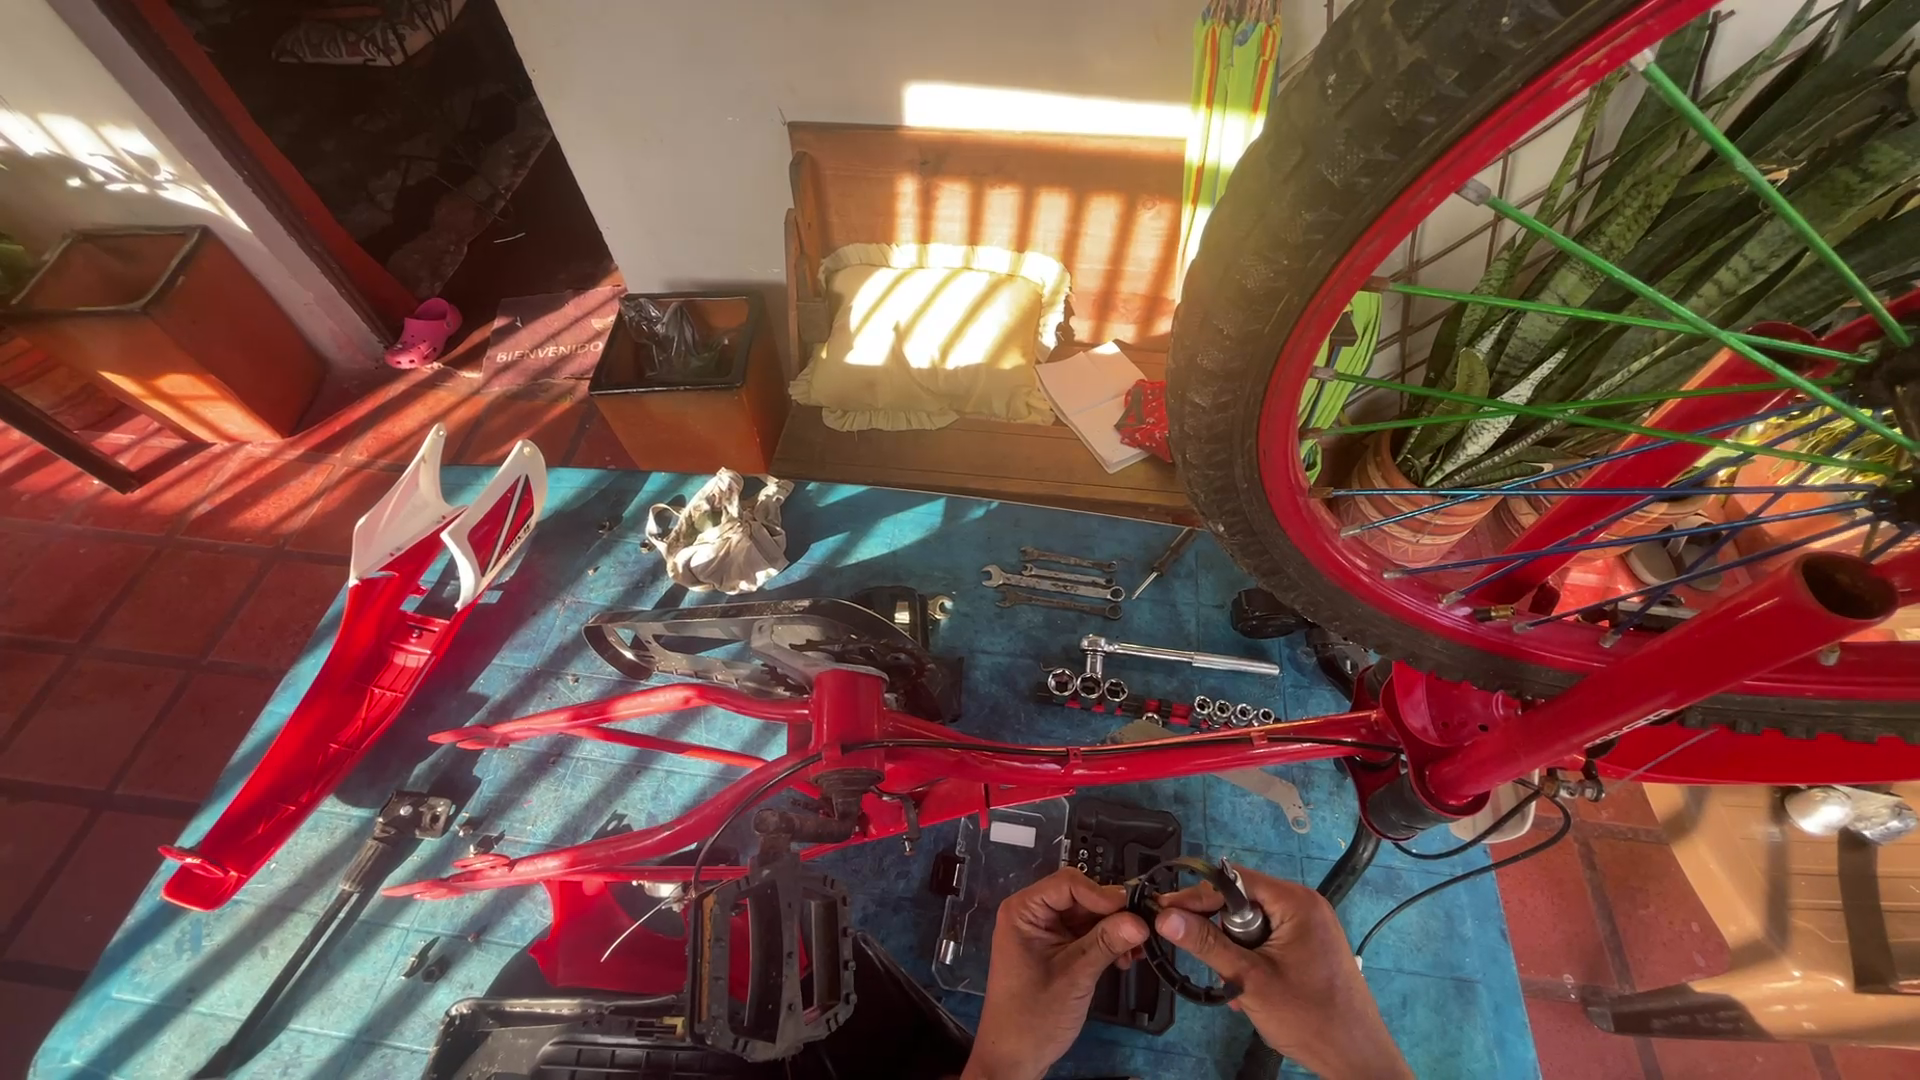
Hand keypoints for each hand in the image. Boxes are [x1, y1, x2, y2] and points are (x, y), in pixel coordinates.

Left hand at [962, 867, 1148, 1079]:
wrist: (1014, 1058)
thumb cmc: (1033, 1017)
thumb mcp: (1074, 976)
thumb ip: (1105, 943)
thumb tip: (1139, 920)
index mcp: (1024, 909)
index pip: (1068, 883)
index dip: (1101, 893)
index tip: (1133, 911)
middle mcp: (1032, 912)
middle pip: (1079, 897)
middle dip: (1111, 913)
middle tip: (1142, 930)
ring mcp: (1044, 930)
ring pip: (1086, 915)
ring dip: (1112, 929)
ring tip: (1137, 949)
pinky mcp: (1054, 947)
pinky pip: (1084, 933)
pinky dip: (1104, 942)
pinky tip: (1125, 957)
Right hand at [1155, 865, 1412, 1079]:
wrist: (1360, 1064)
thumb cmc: (1310, 1018)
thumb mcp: (1250, 979)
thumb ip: (1206, 944)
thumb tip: (1165, 917)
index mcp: (1295, 901)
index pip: (1232, 880)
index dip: (1196, 895)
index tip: (1164, 910)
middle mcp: (1304, 904)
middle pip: (1241, 900)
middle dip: (1217, 927)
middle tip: (1194, 949)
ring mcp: (1310, 925)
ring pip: (1251, 921)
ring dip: (1233, 947)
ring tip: (1227, 978)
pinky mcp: (1310, 946)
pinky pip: (1268, 936)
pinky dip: (1251, 956)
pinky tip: (1245, 984)